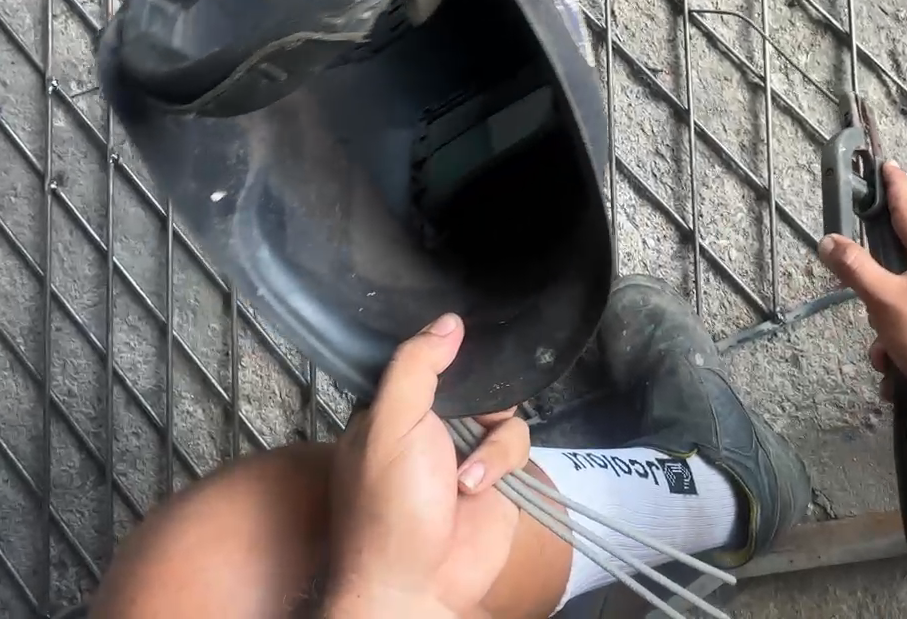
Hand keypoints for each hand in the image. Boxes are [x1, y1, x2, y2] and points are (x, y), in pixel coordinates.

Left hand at [323, 314, 532, 617]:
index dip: (444, 347)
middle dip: (481, 392)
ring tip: (468, 472)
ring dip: (490, 438)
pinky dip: (501, 461)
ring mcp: (464, 451)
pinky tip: (478, 487)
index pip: (424, 360)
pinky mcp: (496, 474)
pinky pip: (516, 441)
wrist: (418, 586)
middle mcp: (429, 426)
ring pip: (502, 408)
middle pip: (473, 379)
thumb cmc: (390, 505)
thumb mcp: (391, 425)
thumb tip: (450, 320)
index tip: (463, 334)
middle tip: (477, 407)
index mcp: (393, 411)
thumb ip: (417, 367)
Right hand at [817, 162, 906, 418]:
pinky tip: (900, 376)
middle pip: (899, 271)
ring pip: (906, 309)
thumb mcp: (885, 301)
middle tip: (872, 317)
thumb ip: (856, 269)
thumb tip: (829, 240)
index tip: (888, 164)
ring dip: (888, 334)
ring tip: (888, 360)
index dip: (895, 188)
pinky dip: (905, 352)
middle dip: (878, 298)